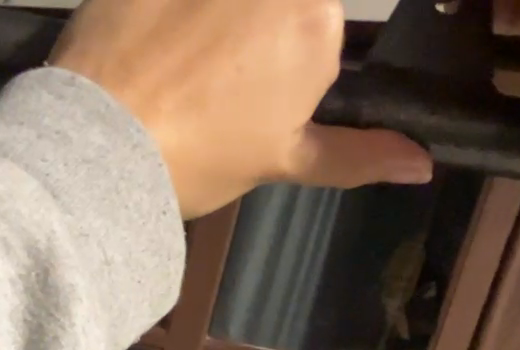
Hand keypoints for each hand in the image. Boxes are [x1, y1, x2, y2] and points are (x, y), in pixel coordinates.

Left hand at [52, 0, 433, 219]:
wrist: (96, 149)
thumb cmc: (192, 161)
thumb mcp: (276, 162)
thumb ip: (353, 154)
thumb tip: (423, 163)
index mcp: (315, 25)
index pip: (313, 30)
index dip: (275, 67)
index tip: (232, 99)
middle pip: (274, 3)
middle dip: (243, 32)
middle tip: (194, 80)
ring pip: (222, 0)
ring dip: (203, 21)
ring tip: (168, 60)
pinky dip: (164, 11)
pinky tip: (144, 38)